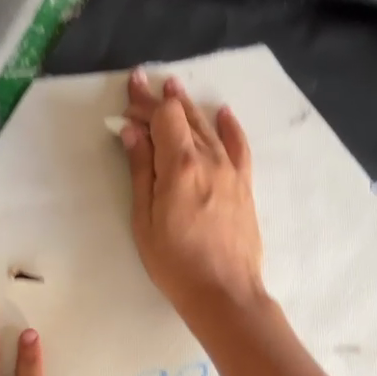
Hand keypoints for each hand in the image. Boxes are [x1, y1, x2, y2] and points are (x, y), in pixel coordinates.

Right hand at [119, 69, 266, 316]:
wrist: (223, 292)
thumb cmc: (174, 262)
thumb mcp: (145, 219)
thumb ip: (141, 172)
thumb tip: (133, 132)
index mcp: (180, 166)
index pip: (163, 118)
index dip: (146, 100)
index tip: (132, 83)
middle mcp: (209, 159)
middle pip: (184, 119)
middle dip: (162, 100)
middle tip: (144, 85)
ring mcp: (231, 171)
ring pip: (208, 128)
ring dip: (189, 108)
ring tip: (175, 90)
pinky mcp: (244, 185)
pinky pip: (238, 145)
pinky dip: (229, 126)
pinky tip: (223, 113)